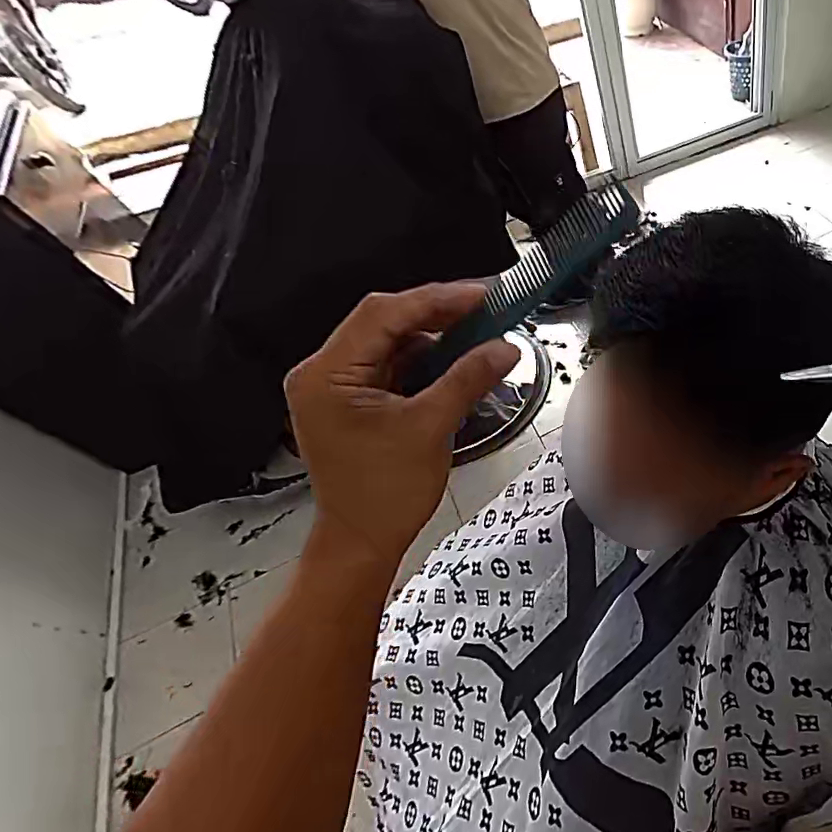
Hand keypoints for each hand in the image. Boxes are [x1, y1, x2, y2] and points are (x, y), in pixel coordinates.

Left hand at [285, 284, 519, 566]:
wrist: (365, 536)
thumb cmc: (385, 491)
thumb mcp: (431, 427)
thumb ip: (468, 379)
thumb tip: (506, 347)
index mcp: (327, 374)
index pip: (382, 315)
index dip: (435, 299)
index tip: (481, 294)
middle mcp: (325, 373)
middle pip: (386, 323)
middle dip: (438, 313)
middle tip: (488, 308)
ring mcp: (341, 387)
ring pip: (394, 342)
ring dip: (438, 335)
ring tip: (483, 329)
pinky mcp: (360, 401)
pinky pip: (398, 366)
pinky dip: (431, 359)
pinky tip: (462, 357)